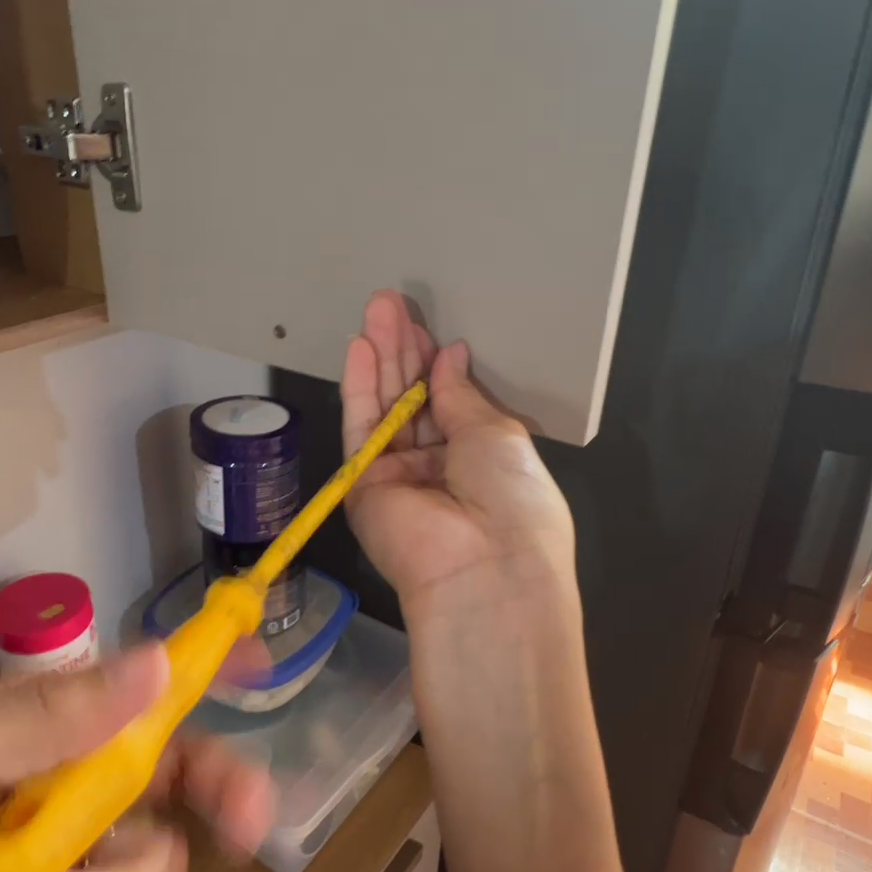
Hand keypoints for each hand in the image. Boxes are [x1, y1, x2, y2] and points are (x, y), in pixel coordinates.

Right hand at [340, 290, 575, 615]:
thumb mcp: (498, 435)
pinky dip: (360, 388)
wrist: (482, 569)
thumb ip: (463, 395)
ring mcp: (397, 474)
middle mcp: (437, 464)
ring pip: (384, 407)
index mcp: (480, 456)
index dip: (438, 362)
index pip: (450, 400)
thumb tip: (451, 357)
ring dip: (380, 358)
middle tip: (391, 302)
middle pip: (414, 398)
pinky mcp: (362, 484)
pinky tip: (360, 348)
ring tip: (375, 309)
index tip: (429, 327)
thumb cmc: (511, 499)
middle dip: (404, 349)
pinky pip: (360, 429)